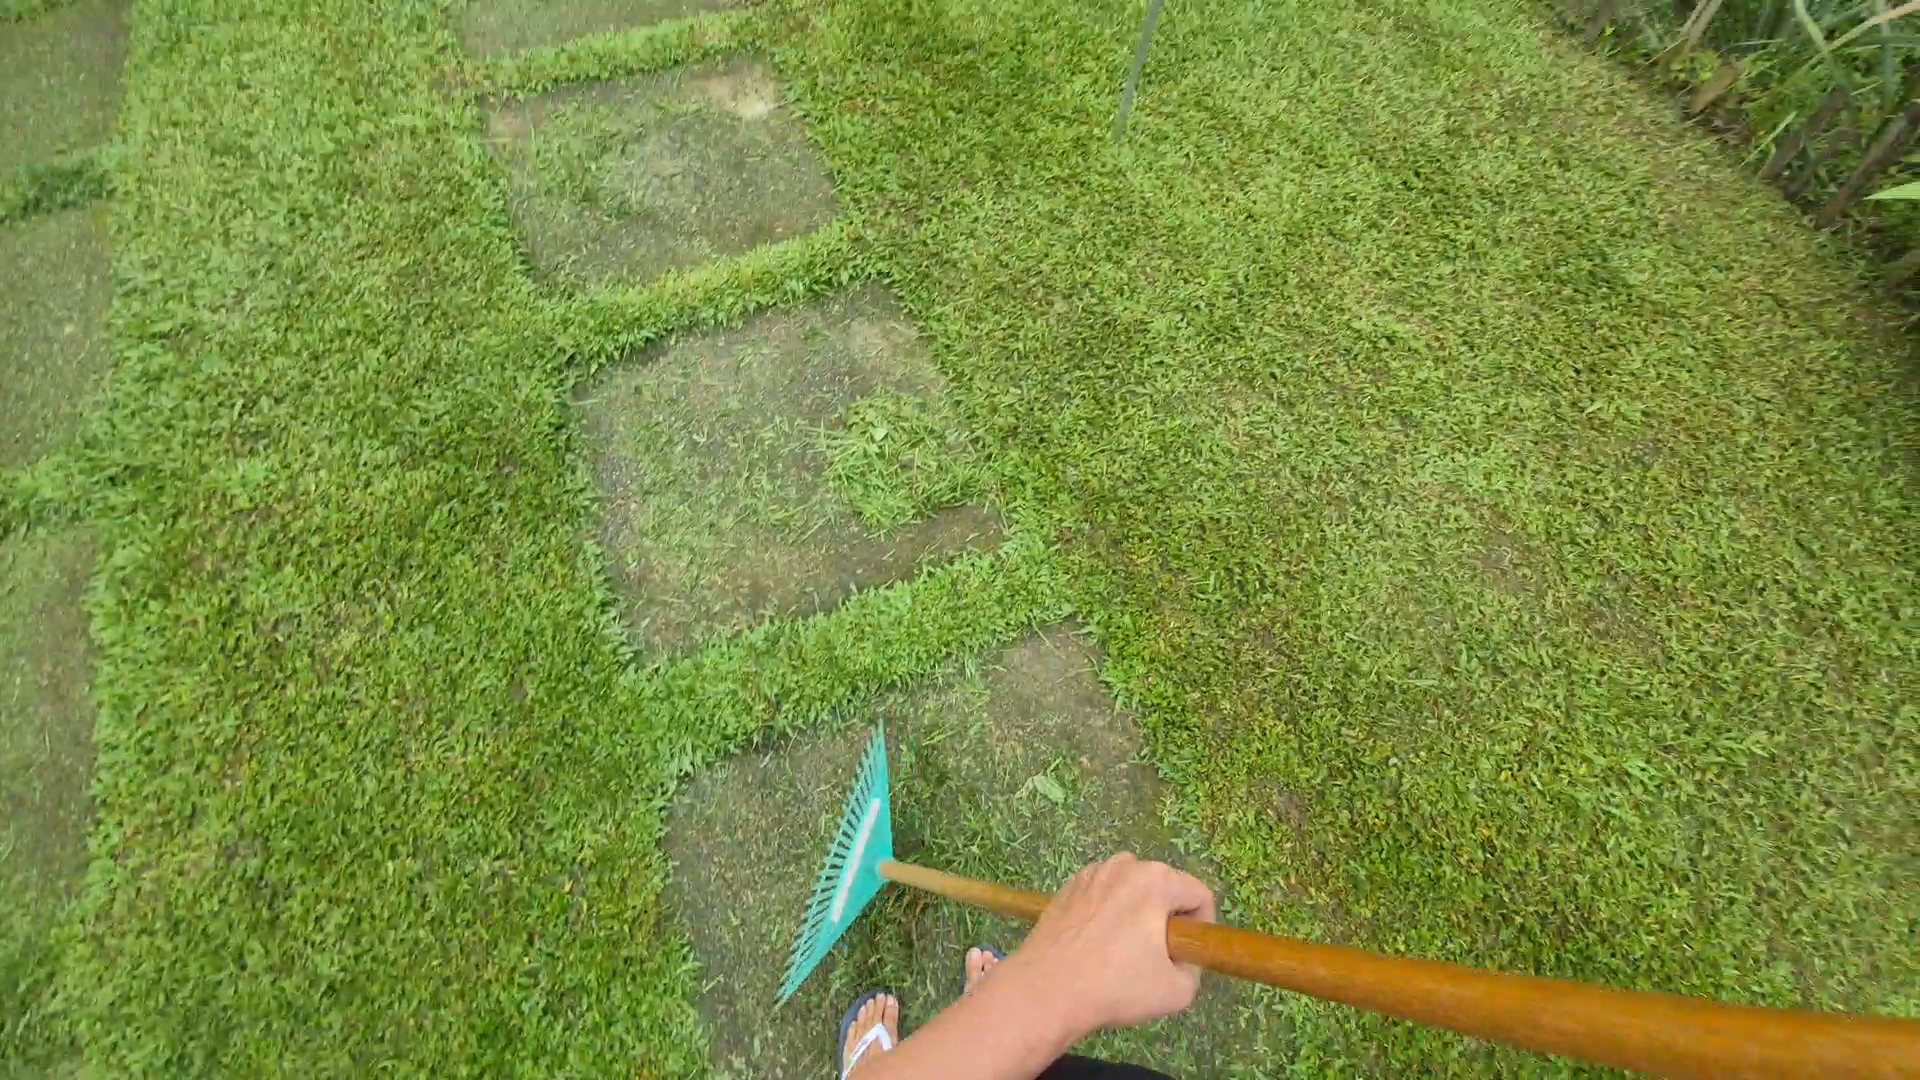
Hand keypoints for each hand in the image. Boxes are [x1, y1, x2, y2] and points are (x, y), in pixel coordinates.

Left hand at [1004, 853, 1215, 1037]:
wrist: (1049, 986)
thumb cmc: (1117, 985)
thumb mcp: (1177, 991)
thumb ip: (1193, 968)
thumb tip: (1181, 957)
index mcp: (1155, 880)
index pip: (1199, 894)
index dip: (1202, 926)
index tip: (1187, 953)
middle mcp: (1124, 865)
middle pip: (1164, 887)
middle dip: (1167, 918)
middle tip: (1156, 956)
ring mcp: (1092, 872)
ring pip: (1131, 887)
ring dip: (1137, 911)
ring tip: (1124, 950)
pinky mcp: (1069, 885)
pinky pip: (1103, 893)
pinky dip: (1108, 911)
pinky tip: (1096, 943)